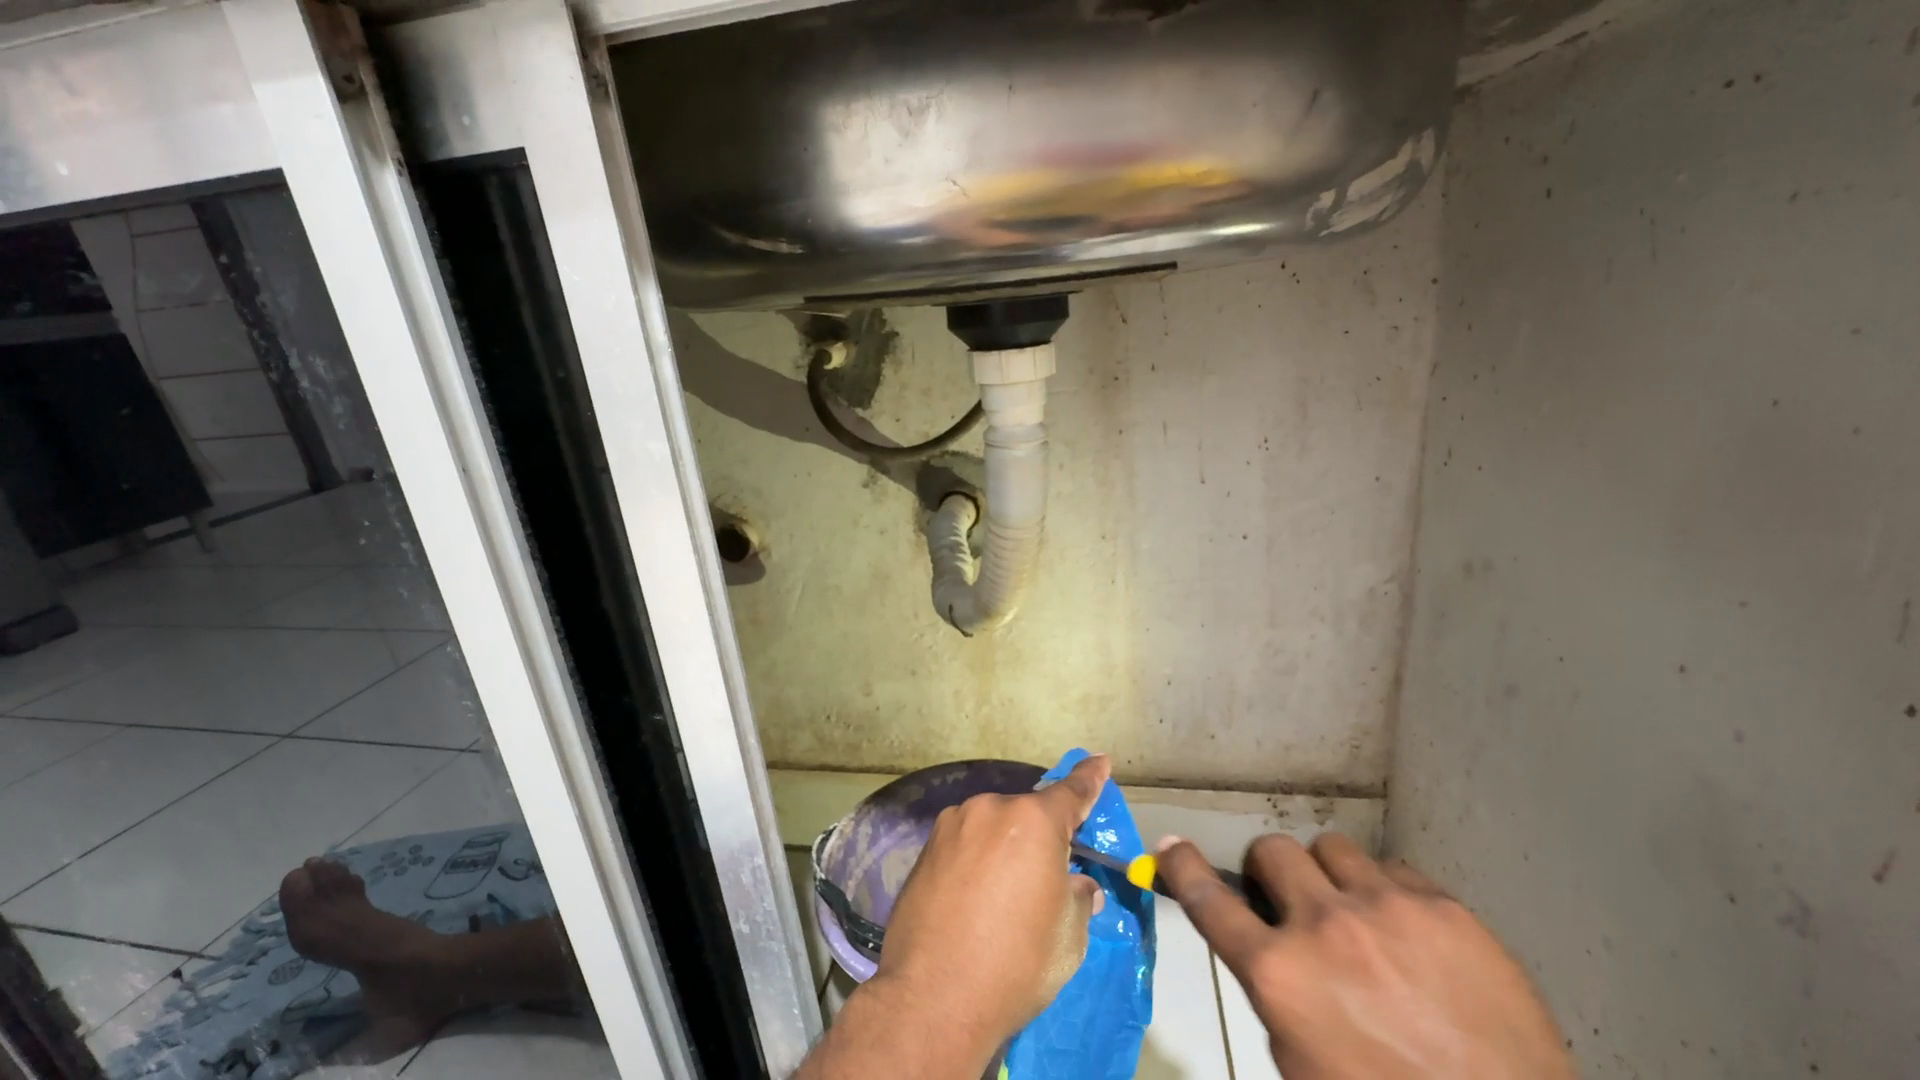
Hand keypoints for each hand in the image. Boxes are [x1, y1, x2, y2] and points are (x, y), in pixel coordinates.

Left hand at [874, 755, 1110, 1050]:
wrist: (933, 999)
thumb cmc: (1015, 965)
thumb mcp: (1068, 936)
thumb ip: (1078, 897)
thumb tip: (1078, 886)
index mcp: (1033, 822)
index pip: (1072, 792)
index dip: (1090, 779)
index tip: (1100, 762)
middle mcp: (989, 810)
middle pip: (1026, 813)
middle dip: (1040, 835)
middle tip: (1048, 874)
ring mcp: (951, 827)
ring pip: (991, 827)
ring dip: (1004, 847)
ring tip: (1005, 894)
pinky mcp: (924, 851)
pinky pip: (964, 844)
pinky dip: (976, 860)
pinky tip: (975, 898)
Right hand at [1158, 833, 1573, 1079]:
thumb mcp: (1301, 1064)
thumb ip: (1276, 996)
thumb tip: (1271, 952)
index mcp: (1279, 973)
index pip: (1210, 901)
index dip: (1182, 868)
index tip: (1172, 847)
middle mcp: (1324, 925)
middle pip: (1271, 851)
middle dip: (1270, 872)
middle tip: (1288, 900)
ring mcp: (1386, 906)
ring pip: (1331, 847)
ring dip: (1328, 876)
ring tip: (1355, 912)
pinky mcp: (1441, 904)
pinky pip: (1393, 868)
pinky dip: (1386, 891)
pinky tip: (1407, 931)